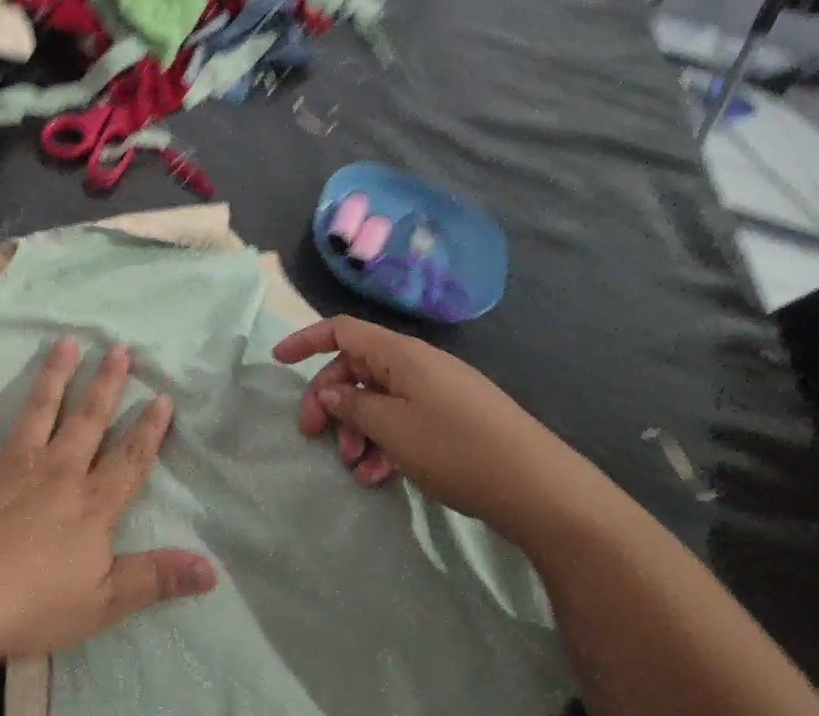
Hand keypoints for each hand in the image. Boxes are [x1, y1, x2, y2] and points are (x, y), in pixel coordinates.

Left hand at [0, 339, 217, 665]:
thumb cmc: (32, 603)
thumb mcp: (104, 603)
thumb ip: (155, 578)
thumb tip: (212, 568)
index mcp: (91, 505)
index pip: (129, 461)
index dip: (149, 430)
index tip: (163, 396)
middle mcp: (57, 471)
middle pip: (87, 422)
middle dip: (106, 385)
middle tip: (119, 348)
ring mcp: (12, 462)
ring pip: (39, 409)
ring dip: (54, 374)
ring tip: (66, 342)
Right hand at [275, 316, 616, 539]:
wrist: (540, 489)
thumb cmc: (456, 449)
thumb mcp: (390, 428)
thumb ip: (352, 406)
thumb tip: (334, 393)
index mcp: (401, 354)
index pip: (342, 330)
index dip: (306, 341)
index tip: (278, 362)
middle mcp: (418, 365)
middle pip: (357, 369)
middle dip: (331, 402)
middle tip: (316, 437)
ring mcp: (439, 393)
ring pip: (379, 401)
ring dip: (358, 431)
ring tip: (356, 469)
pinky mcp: (454, 421)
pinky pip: (404, 421)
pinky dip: (385, 444)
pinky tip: (381, 478)